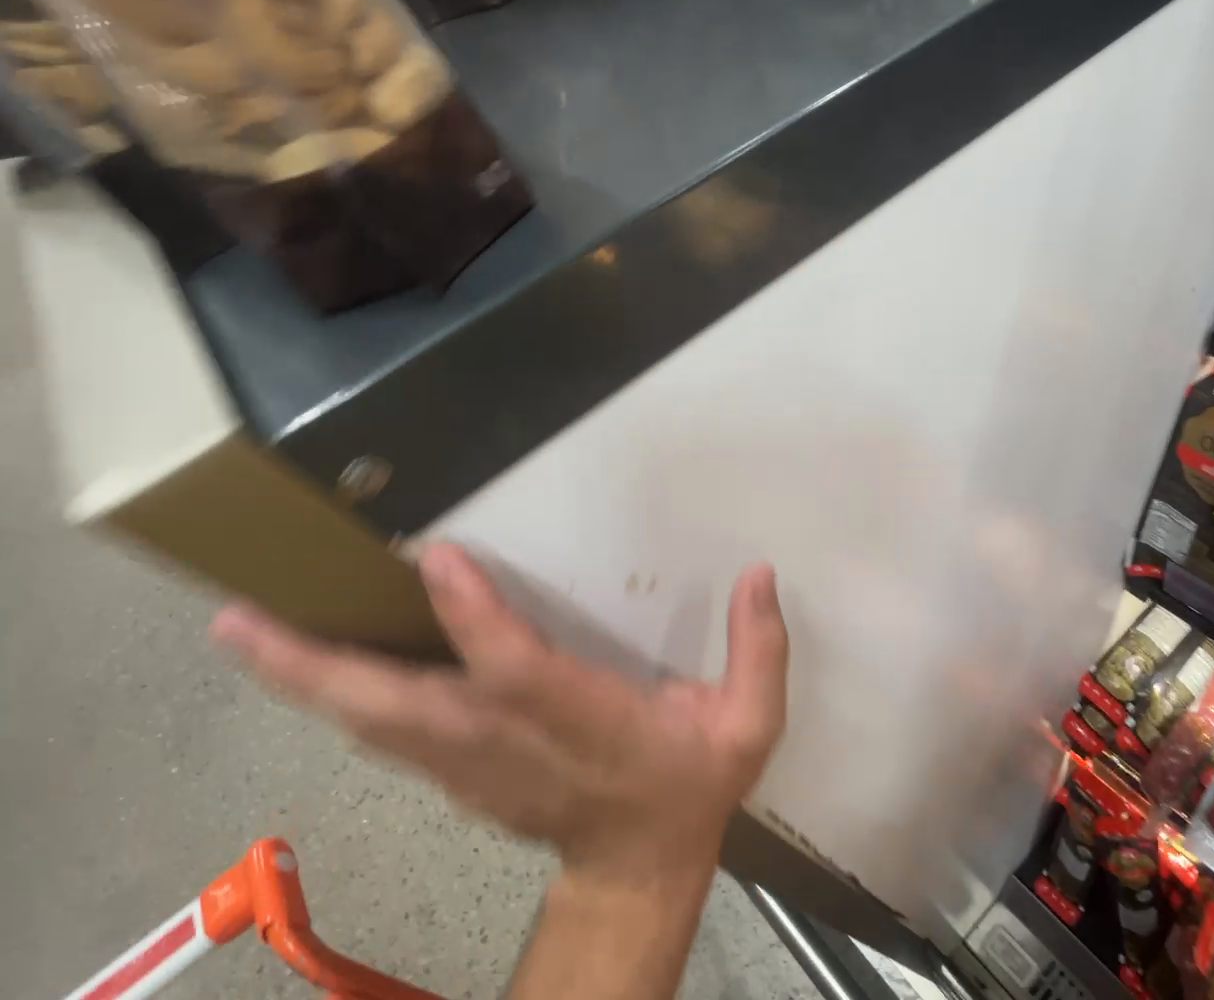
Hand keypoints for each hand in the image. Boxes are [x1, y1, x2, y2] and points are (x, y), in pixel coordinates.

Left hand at [209, 545, 788, 886]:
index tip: (436, 559)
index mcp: (585, 724)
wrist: (640, 867)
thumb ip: (759, 649)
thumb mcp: (753, 725)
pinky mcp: (456, 774)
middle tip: (240, 617)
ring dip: (307, 680)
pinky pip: (385, 732)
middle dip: (317, 666)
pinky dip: (339, 698)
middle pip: (398, 706)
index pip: (519, 672)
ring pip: (373, 722)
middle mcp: (510, 744)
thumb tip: (760, 574)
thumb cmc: (691, 785)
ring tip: (245, 627)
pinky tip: (309, 665)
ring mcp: (471, 766)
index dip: (476, 619)